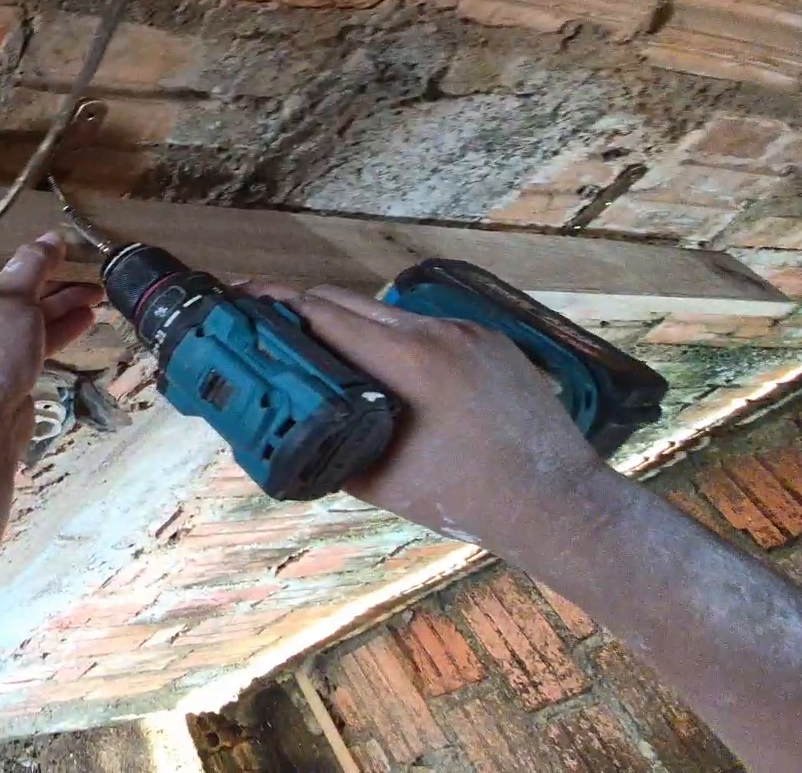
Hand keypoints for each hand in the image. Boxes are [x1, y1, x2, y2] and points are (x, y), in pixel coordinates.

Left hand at [0, 233, 103, 408]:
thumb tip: (53, 235)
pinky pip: (30, 345)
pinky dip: (56, 331)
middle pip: (11, 296)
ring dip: (61, 308)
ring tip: (99, 295)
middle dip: (52, 286)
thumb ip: (35, 264)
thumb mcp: (14, 295)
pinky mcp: (2, 374)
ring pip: (25, 322)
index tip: (56, 258)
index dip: (22, 265)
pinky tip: (86, 319)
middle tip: (88, 275)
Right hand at [239, 282, 602, 545]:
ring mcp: (464, 332)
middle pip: (340, 298)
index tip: (239, 296)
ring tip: (314, 346)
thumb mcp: (371, 477)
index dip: (273, 302)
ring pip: (376, 308)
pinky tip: (372, 362)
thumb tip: (272, 417)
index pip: (320, 312)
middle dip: (296, 308)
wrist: (565, 507)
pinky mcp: (484, 339)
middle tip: (263, 323)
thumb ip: (319, 436)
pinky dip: (379, 334)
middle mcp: (435, 334)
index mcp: (407, 363)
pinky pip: (411, 324)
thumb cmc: (462, 499)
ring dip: (338, 321)